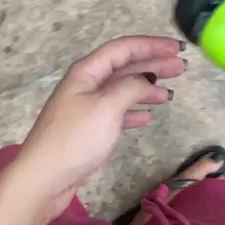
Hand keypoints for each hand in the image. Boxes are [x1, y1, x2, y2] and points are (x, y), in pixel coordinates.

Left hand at [10, 35, 186, 209]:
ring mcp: (87, 106)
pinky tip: (147, 116)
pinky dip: (133, 111)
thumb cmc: (75, 138)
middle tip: (181, 67)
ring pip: (122, 89)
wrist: (44, 178)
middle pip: (124, 66)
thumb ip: (130, 88)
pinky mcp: (89, 129)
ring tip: (170, 93)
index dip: (151, 45)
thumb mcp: (106, 107)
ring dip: (146, 88)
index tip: (176, 48)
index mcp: (87, 71)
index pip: (123, 48)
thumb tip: (146, 79)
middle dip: (152, 64)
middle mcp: (87, 83)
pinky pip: (116, 111)